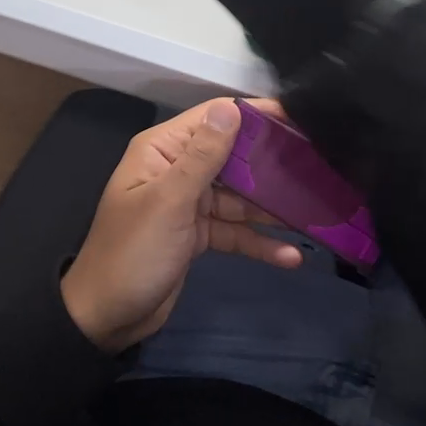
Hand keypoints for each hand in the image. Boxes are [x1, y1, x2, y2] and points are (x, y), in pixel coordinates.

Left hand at [61, 98, 302, 353]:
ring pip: (238, 196)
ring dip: (272, 206)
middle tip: (319, 165)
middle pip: (231, 156)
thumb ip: (203, 156)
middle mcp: (176, 169)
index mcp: (162, 150)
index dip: (253, 115)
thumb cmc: (133, 251)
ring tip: (316, 211)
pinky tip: (291, 256)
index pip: (213, 118)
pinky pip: (234, 230)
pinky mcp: (196, 235)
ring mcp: (187, 203)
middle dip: (270, 163)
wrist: (105, 317)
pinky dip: (258, 241)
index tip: (299, 120)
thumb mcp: (170, 202)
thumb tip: (232, 108)